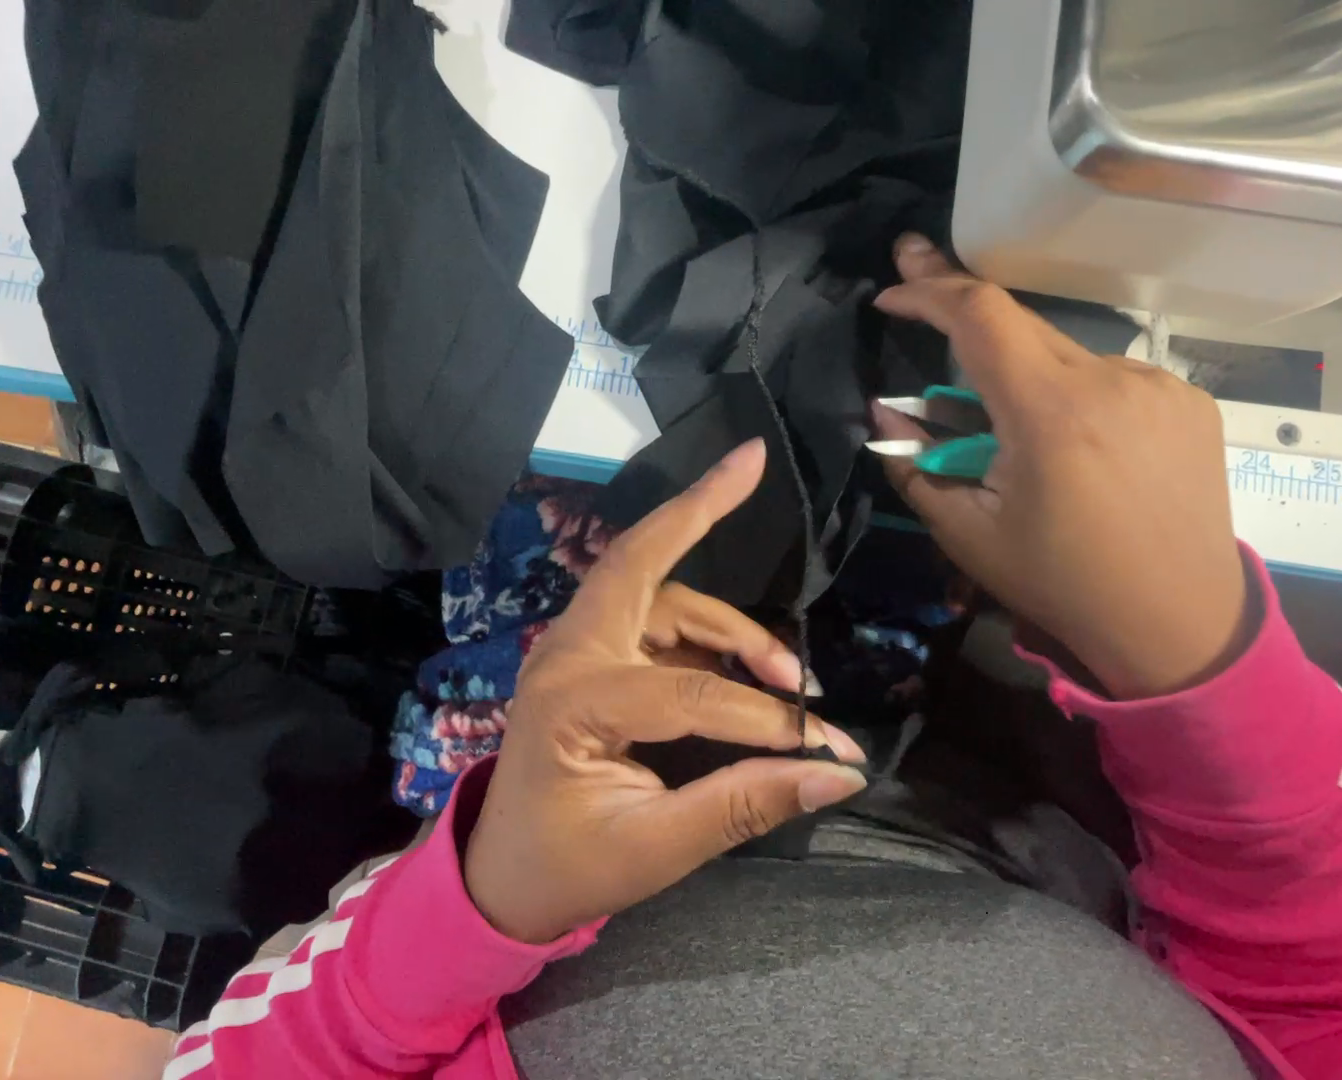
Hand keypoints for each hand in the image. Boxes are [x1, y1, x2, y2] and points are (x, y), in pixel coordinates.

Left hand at [463, 439, 869, 943]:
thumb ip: (742, 803)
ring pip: (657, 592)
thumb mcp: (655, 848)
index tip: (829, 750)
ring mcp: (576, 649)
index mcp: (572, 699)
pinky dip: (704, 633)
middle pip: (637, 559)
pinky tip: (746, 672)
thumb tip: (839, 773)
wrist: (502, 877)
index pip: (688, 692)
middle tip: (751, 461)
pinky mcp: (593, 659)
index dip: (764, 722)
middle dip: (698, 506)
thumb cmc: (567, 866)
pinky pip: (654, 621)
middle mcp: (568, 652)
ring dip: (723, 617)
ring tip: (786, 675)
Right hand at [872, 235, 1249, 699]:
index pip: (981, 315)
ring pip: (1063, 356)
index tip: (893, 287)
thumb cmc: (1058, 581)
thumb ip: (916, 464)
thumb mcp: (966, 531)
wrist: (1176, 622)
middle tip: (915, 294)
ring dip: (1018, 374)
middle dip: (961, 312)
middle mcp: (1112, 380)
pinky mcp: (1188, 401)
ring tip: (1007, 433)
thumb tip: (886, 412)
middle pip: (1021, 325)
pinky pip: (1107, 379)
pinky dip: (1069, 394)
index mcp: (1050, 412)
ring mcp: (1159, 386)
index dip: (929, 289)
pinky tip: (1069, 443)